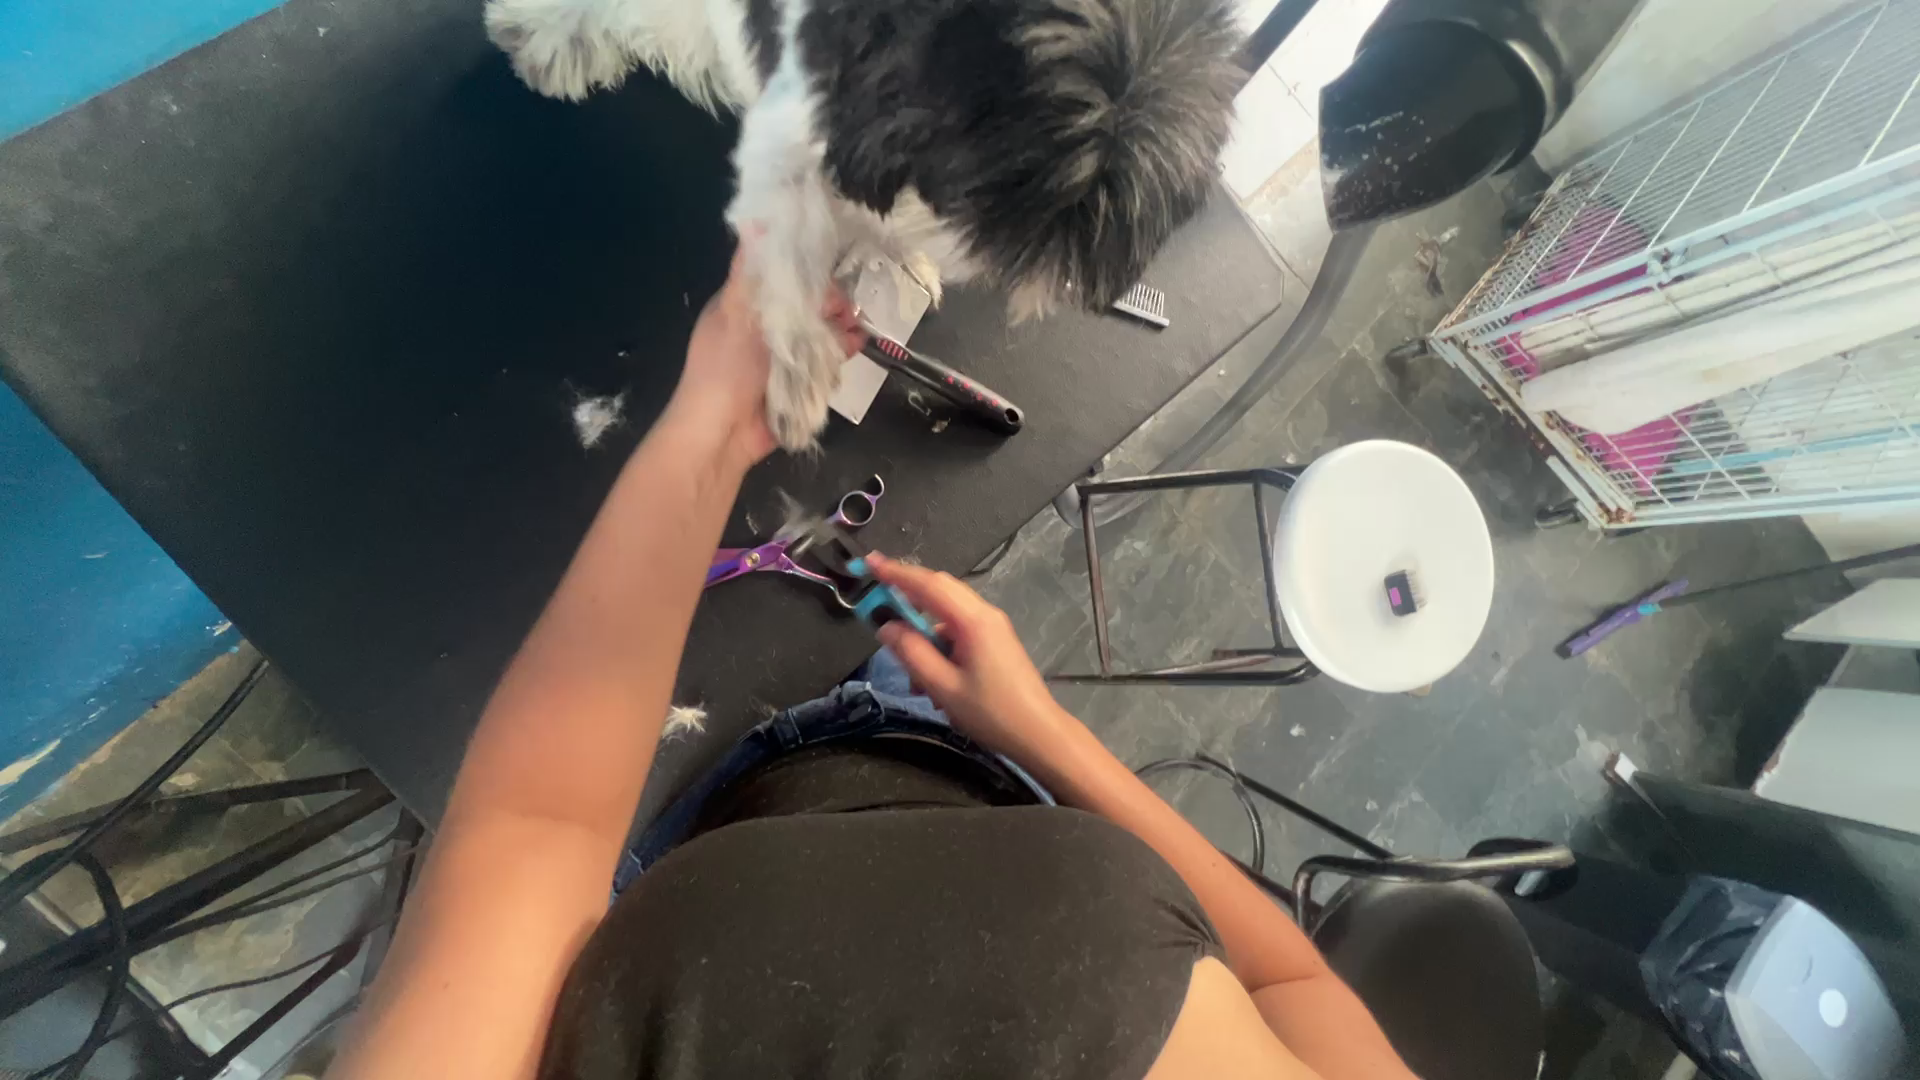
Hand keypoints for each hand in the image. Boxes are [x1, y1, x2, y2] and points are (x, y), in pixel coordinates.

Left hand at [674, 241, 865, 465]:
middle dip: (830, 306)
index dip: (807, 274)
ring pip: (817, 334)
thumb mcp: (735, 315)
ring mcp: (782, 358)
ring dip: (839, 330)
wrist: (722, 435)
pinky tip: (853, 349)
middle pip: (805, 307)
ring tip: (856, 332)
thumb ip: (749, 273)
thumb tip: (755, 221)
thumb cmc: (724, 371)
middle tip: (846, 312)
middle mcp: (765, 329)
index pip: (782, 278)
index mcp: (744, 306)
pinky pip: (822, 364)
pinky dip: (838, 356)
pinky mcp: (796, 385)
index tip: (828, 279)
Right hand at [866, 554, 1081, 763]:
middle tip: (876, 608)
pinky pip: (958, 632)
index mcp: (973, 620)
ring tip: (913, 677)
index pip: (928, 585)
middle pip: (939, 591)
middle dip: (906, 598)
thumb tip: (886, 627)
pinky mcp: (994, 640)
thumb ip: (912, 653)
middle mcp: (984, 614)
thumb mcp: (943, 687)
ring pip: (946, 615)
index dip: (896, 572)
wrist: (1038, 733)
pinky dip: (939, 648)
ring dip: (923, 636)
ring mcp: (992, 626)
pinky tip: (933, 684)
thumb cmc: (992, 712)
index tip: (869, 563)